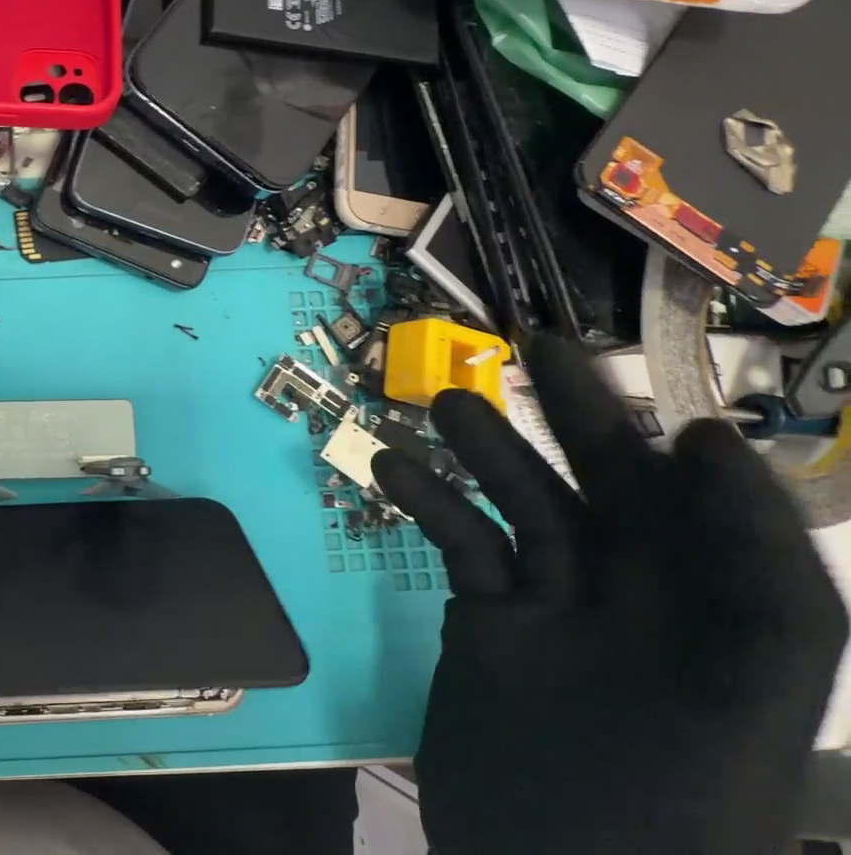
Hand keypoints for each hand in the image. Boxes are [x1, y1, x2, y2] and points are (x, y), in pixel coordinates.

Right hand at [372, 336, 846, 854]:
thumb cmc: (670, 800)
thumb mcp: (747, 685)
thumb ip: (756, 565)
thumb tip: (703, 444)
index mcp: (720, 610)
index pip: (707, 505)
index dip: (678, 444)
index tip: (638, 389)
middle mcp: (643, 597)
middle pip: (610, 488)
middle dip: (573, 417)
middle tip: (529, 348)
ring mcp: (557, 609)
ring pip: (524, 507)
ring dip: (484, 453)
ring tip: (441, 404)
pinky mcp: (489, 622)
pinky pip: (462, 546)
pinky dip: (428, 504)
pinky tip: (390, 469)